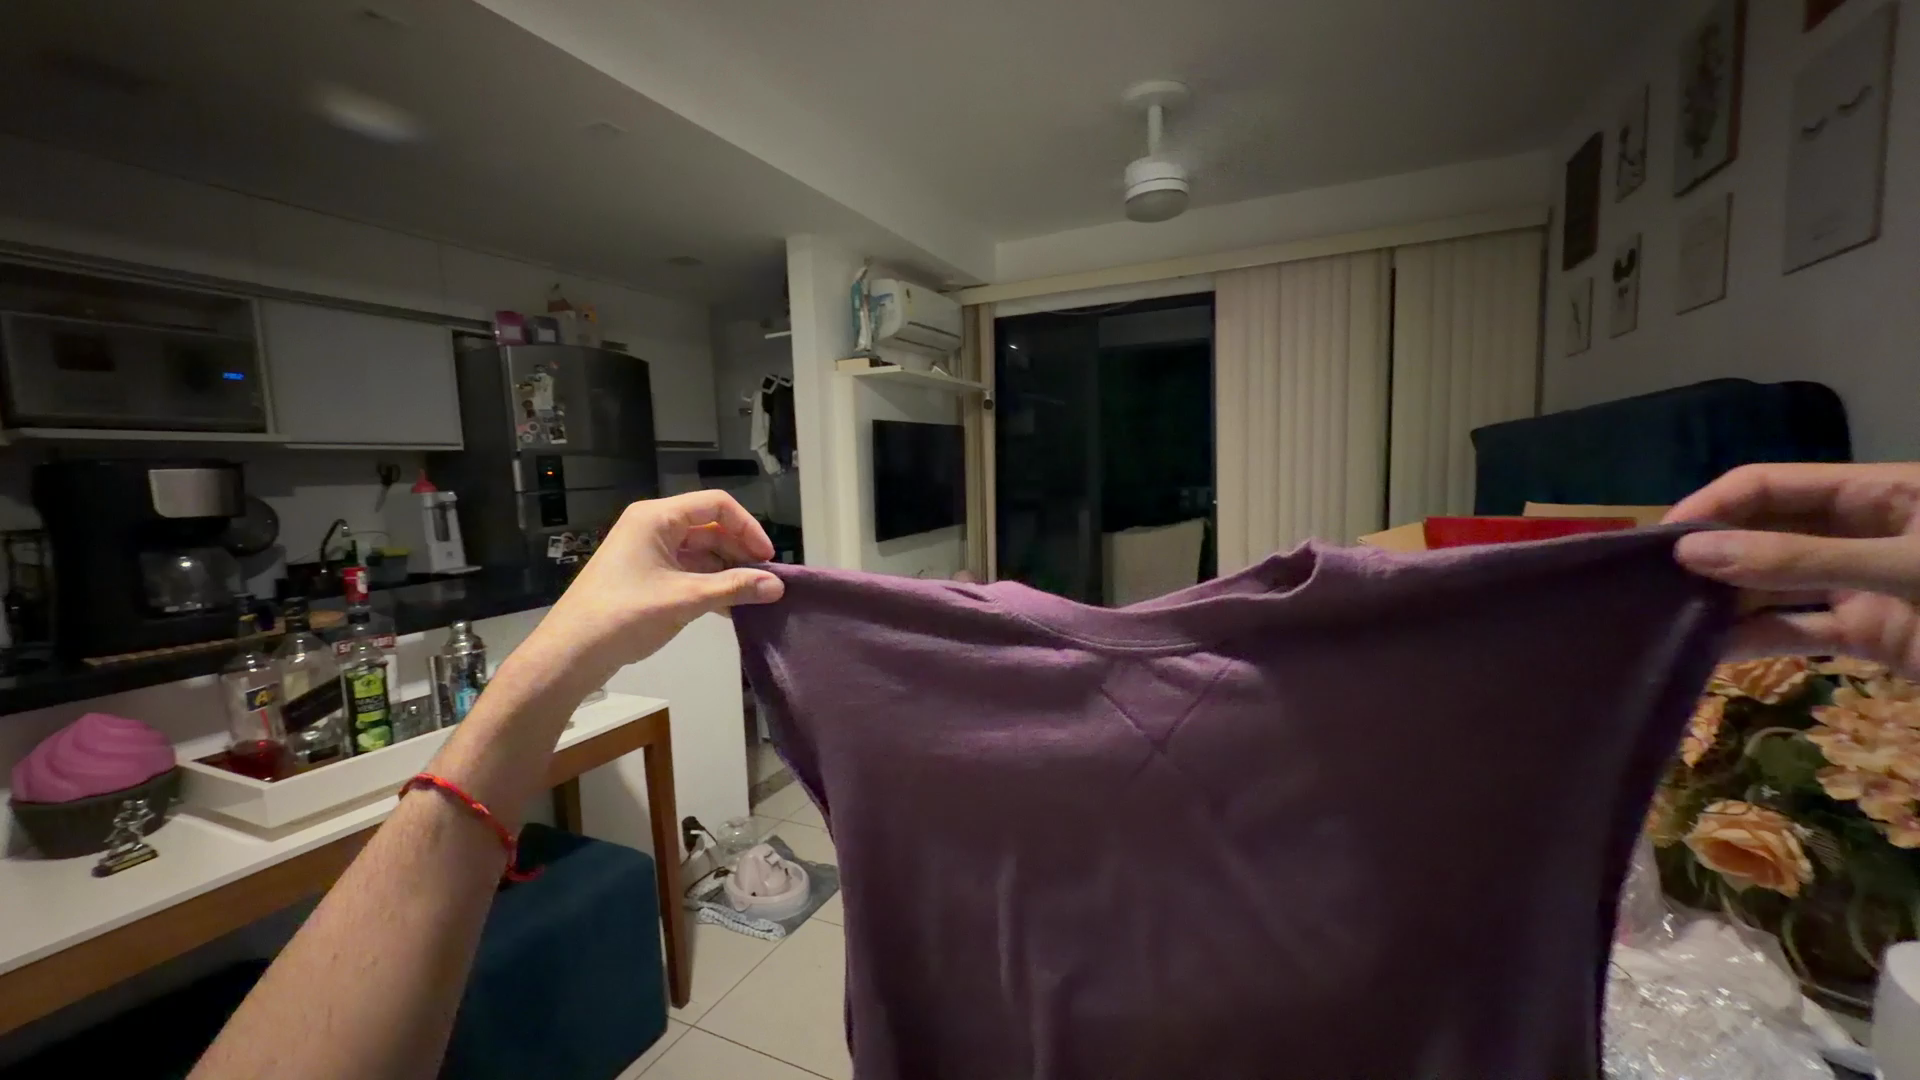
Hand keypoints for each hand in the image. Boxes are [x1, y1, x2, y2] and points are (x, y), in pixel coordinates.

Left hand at [529, 492, 783, 683]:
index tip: (767, 558)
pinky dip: (711, 586)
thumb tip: (778, 586)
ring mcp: (649, 552)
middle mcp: (653, 527)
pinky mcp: (647, 576)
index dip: (748, 527)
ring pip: (702, 552)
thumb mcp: (686, 599)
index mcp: (657, 518)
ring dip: (728, 572)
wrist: (571, 653)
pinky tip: (731, 609)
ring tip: (752, 597)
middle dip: (740, 553)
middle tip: (764, 581)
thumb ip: (735, 588)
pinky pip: (689, 571)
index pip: (717, 505)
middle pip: (711, 528)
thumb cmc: (625, 615)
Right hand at [1665, 463, 1919, 674]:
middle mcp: (1864, 534)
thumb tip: (1689, 553)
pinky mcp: (1869, 632)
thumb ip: (1799, 559)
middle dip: (1707, 555)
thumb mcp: (1908, 568)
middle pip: (1762, 533)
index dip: (1709, 506)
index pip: (1768, 485)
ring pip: (1772, 585)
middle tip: (1649, 580)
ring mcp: (1864, 585)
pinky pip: (1795, 630)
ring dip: (1723, 601)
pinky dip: (1753, 640)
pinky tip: (1708, 648)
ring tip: (1667, 615)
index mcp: (1883, 495)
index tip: (1660, 541)